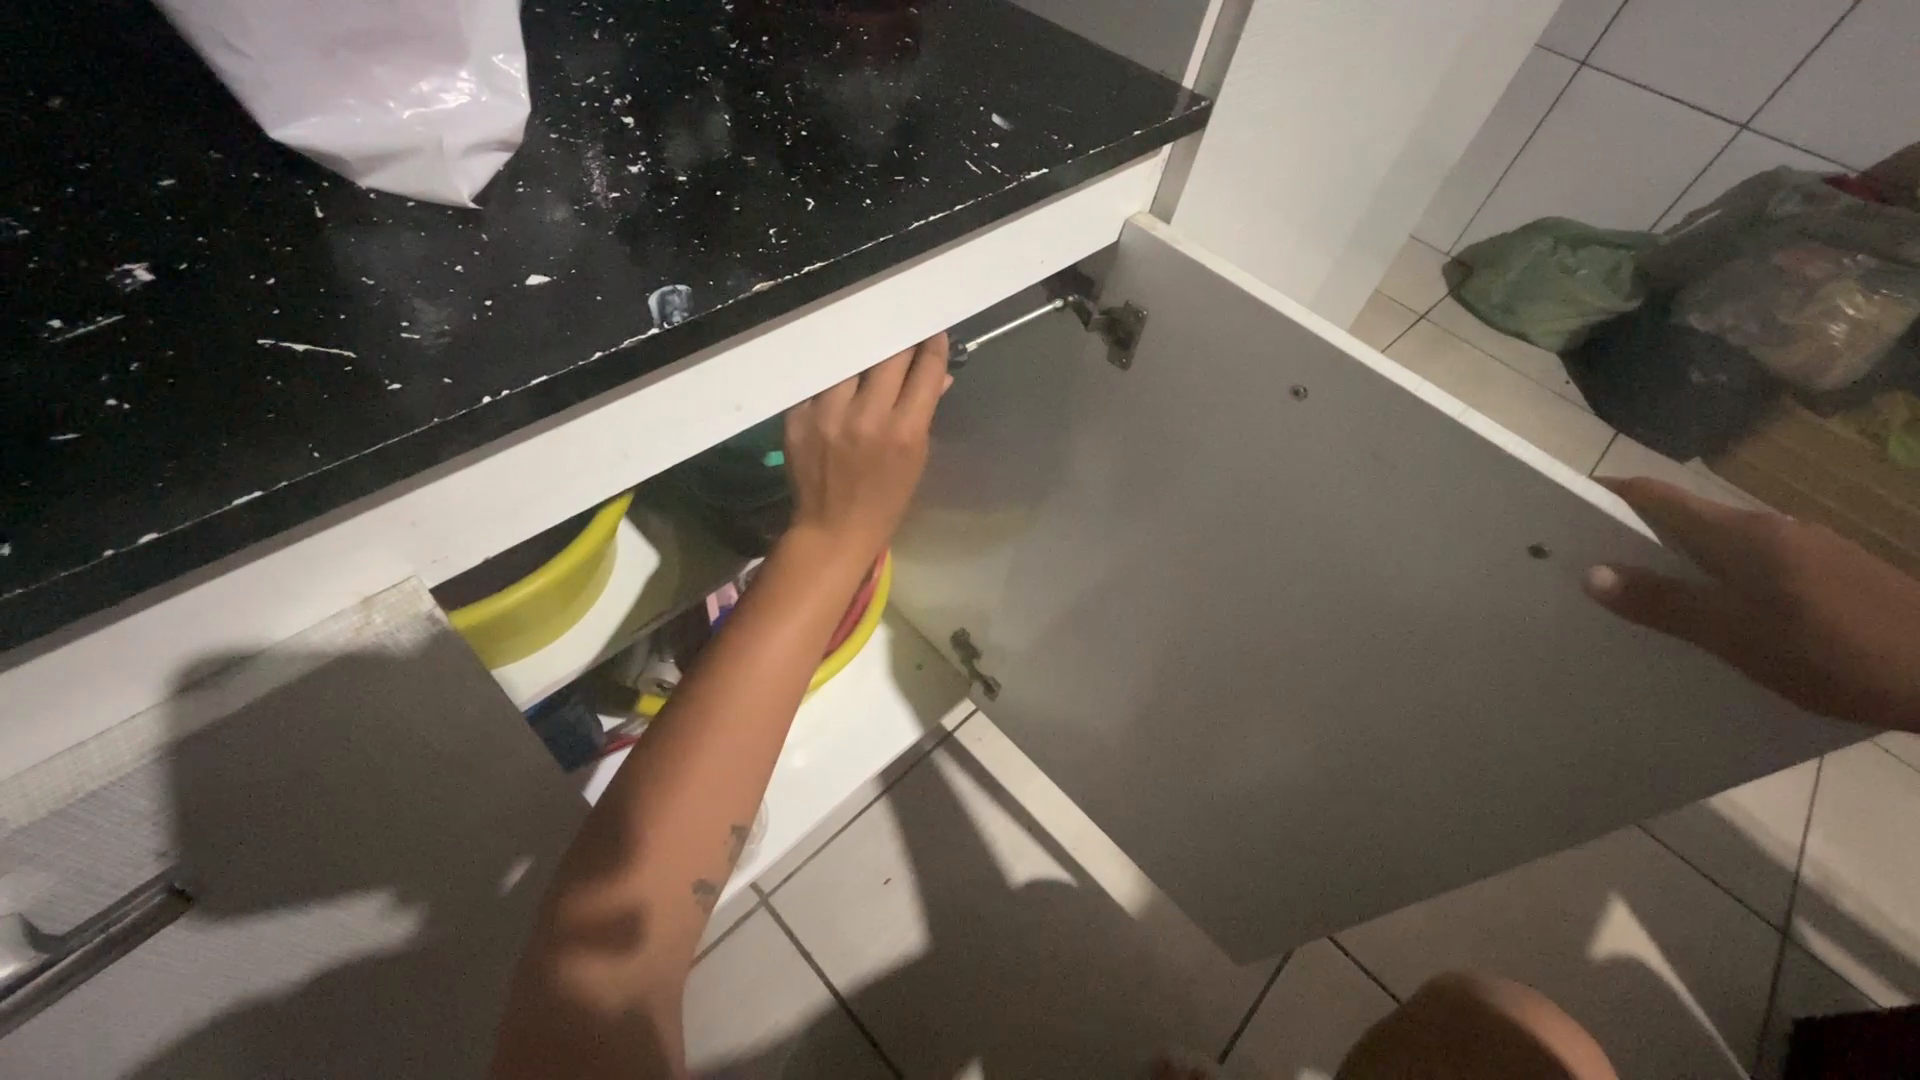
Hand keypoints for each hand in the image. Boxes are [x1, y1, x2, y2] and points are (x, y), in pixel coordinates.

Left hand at [783, 334, 951, 563]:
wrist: (833, 530)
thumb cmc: (885, 500)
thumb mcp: (916, 459)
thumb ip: (924, 412)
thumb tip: (938, 376)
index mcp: (904, 432)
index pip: (925, 372)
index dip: (932, 347)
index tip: (931, 333)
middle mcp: (866, 417)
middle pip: (888, 356)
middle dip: (900, 341)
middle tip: (901, 330)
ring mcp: (828, 414)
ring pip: (849, 359)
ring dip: (862, 351)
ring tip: (866, 344)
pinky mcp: (798, 417)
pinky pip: (818, 379)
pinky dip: (831, 373)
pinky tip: (836, 369)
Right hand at [1584, 476, 1919, 732]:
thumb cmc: (1840, 652)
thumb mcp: (1736, 636)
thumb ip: (1663, 602)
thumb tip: (1592, 573)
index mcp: (1741, 535)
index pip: (1656, 497)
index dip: (1607, 495)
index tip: (1563, 508)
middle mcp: (1772, 529)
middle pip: (1686, 519)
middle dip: (1633, 535)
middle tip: (1587, 564)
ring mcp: (1807, 551)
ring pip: (1719, 545)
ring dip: (1676, 561)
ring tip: (1641, 596)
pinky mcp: (1832, 575)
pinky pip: (1751, 566)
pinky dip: (1716, 579)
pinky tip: (1714, 616)